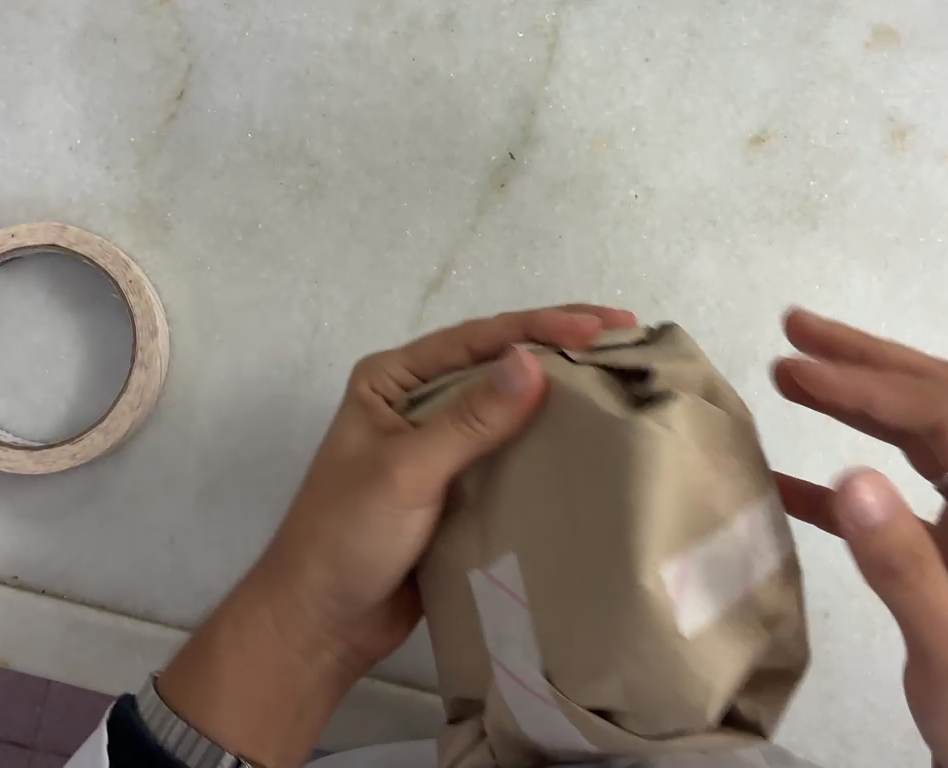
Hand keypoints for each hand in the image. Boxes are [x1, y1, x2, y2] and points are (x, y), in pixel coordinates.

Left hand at [158, 304, 636, 767]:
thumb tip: (532, 363)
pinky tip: (587, 435)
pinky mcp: (458, 482)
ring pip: (507, 405)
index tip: (600, 325)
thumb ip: (469, 420)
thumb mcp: (406, 470)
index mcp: (393, 378)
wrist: (323, 622)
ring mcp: (439, 442)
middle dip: (555, 344)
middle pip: (495, 362)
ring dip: (557, 390)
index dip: (537, 327)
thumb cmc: (347, 535)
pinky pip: (509, 449)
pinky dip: (546, 438)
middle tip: (624, 334)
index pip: (474, 340)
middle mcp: (417, 399)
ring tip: (618, 375)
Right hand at [771, 309, 947, 767]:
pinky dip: (843, 466)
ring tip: (792, 365)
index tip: (791, 370)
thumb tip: (849, 475)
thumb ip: (906, 572)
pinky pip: (903, 484)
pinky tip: (784, 473)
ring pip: (927, 428)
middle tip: (792, 331)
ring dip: (861, 390)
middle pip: (945, 400)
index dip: (868, 384)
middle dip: (867, 359)